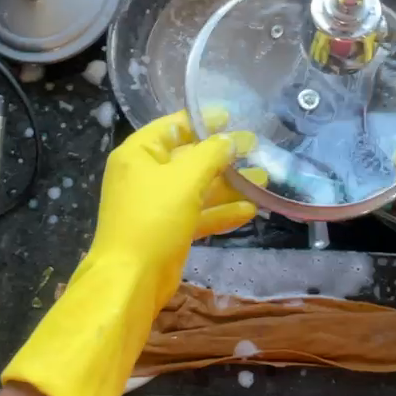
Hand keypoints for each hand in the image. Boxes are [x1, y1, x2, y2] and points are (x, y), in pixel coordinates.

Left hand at [3, 110, 261, 395]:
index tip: (234, 116)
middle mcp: (145, 175)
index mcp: (139, 153)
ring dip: (228, 185)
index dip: (203, 120)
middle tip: (257, 148)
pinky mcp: (168, 230)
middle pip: (188, 157)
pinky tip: (250, 210)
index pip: (174, 126)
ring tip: (264, 178)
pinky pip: (197, 213)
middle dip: (223, 155)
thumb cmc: (153, 219)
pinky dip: (220, 212)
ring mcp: (156, 205)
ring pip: (197, 187)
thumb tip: (230, 140)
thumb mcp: (185, 179)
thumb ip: (211, 154)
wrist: (132, 279)